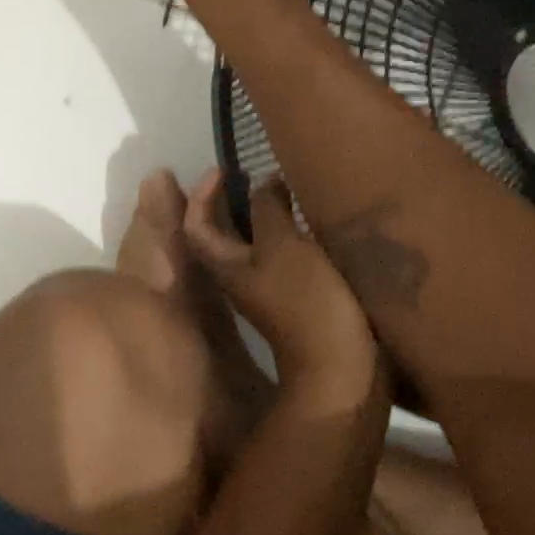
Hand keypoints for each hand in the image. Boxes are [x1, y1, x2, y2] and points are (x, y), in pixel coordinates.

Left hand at [182, 168, 377, 386]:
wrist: (339, 366)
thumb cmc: (306, 301)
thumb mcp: (284, 246)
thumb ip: (268, 210)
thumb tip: (261, 182)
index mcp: (223, 263)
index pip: (195, 224)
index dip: (203, 193)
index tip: (225, 168)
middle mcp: (234, 276)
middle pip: (219, 233)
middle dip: (228, 201)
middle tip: (252, 173)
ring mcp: (261, 289)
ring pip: (248, 244)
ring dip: (257, 216)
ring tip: (281, 190)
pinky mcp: (289, 298)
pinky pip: (274, 257)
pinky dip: (280, 234)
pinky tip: (304, 223)